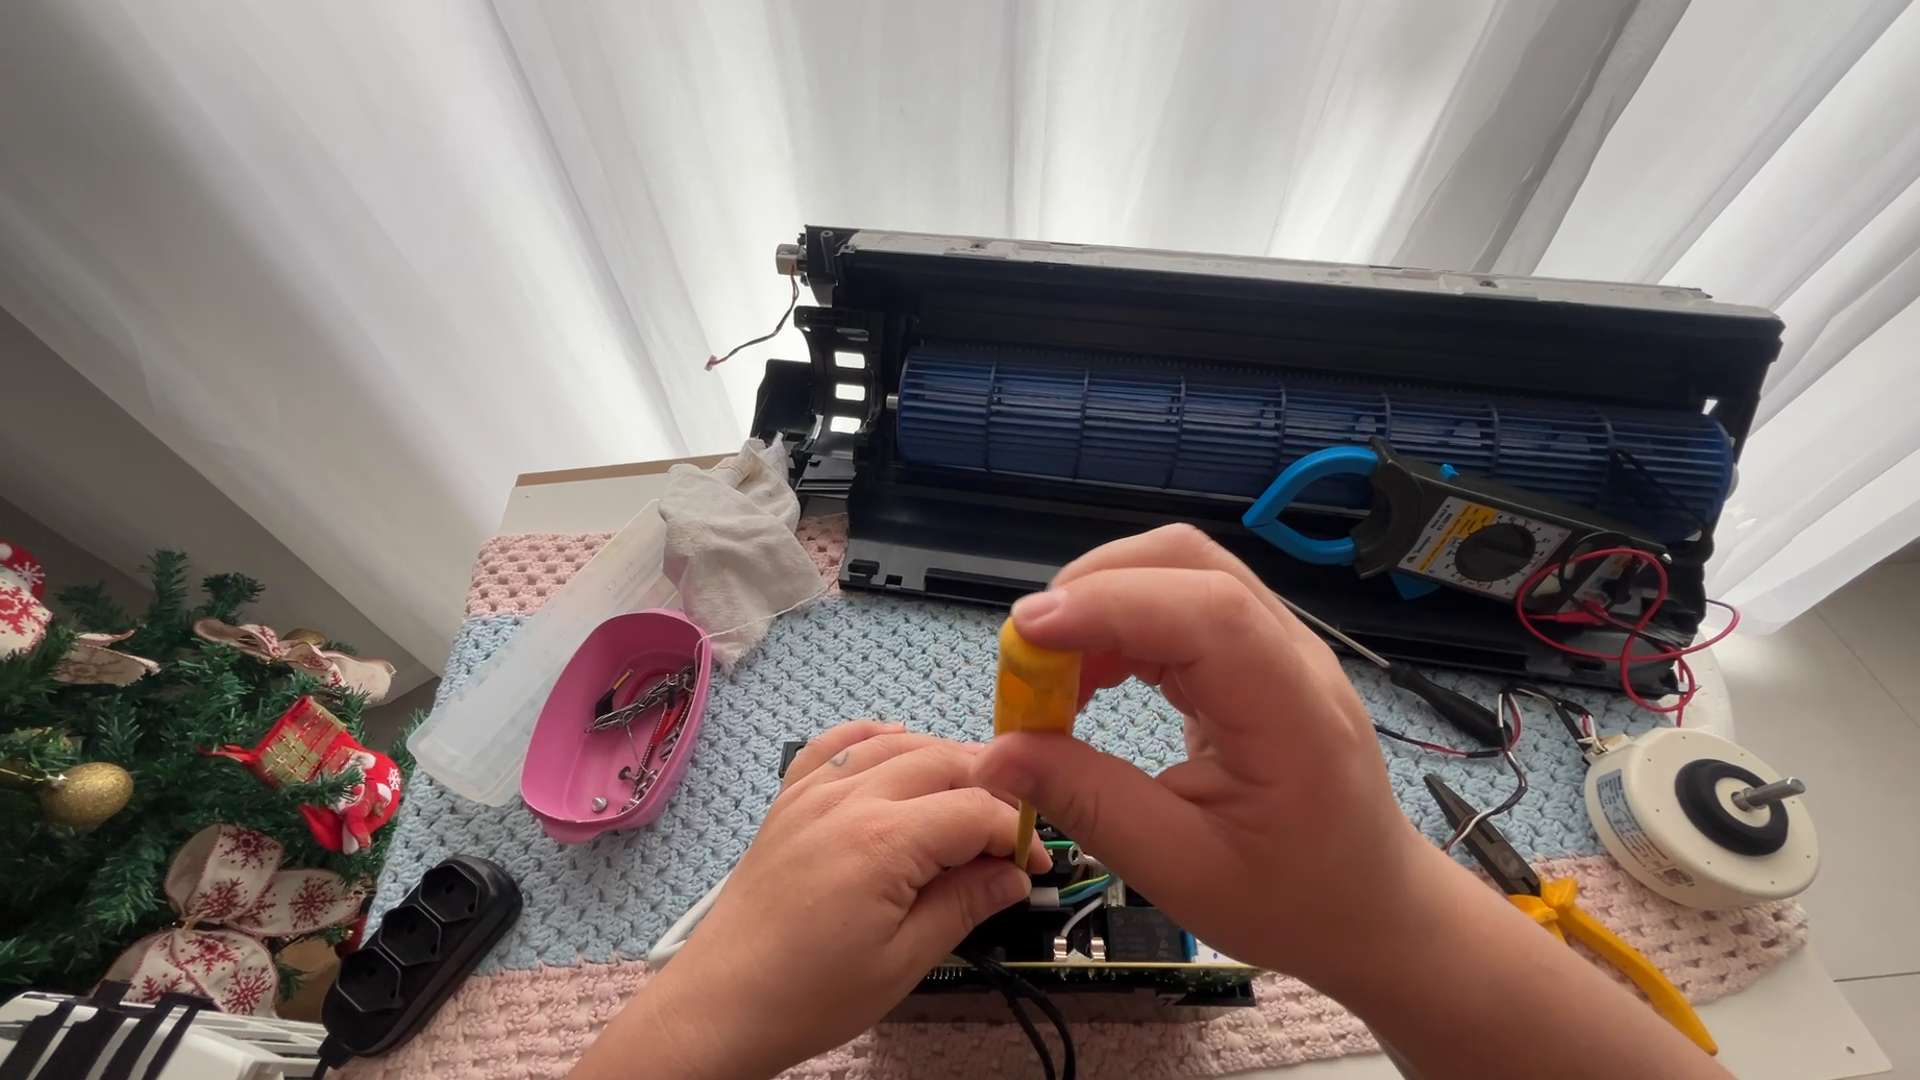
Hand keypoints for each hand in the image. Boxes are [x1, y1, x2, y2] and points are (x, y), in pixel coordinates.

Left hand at [573, 721, 1044, 1079]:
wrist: (721, 1003)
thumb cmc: (813, 994)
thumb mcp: (903, 962)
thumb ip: (964, 905)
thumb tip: (1014, 875)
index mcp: (884, 841)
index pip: (973, 811)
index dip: (1015, 832)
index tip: (1034, 862)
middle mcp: (851, 796)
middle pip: (940, 761)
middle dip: (988, 784)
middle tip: (1010, 822)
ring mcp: (815, 788)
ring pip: (895, 744)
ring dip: (940, 755)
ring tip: (969, 786)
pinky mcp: (791, 794)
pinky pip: (835, 741)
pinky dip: (872, 733)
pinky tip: (896, 739)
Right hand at [973, 524, 1434, 985]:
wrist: (1371, 902)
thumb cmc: (1291, 898)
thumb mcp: (1181, 872)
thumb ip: (1088, 803)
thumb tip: (998, 756)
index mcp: (1294, 716)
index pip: (1208, 613)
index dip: (1111, 605)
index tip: (1025, 635)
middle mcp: (1292, 653)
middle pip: (1186, 561)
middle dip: (1092, 589)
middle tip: (1028, 655)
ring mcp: (1274, 640)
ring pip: (1176, 568)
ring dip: (1099, 601)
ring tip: (1052, 671)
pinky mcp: (1251, 645)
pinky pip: (1175, 600)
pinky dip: (1116, 621)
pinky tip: (1091, 675)